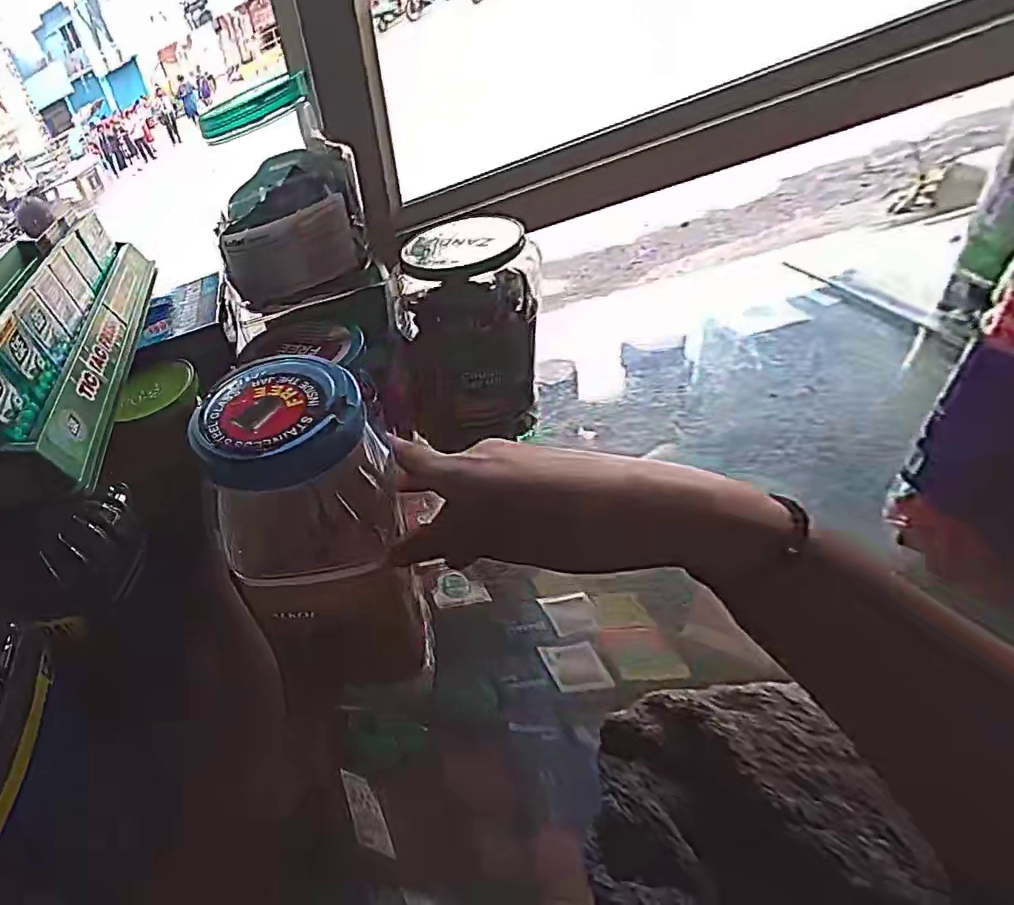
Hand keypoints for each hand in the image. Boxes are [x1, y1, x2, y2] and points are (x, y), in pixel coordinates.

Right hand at [388, 437, 794, 588]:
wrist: (657, 507)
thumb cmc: (572, 524)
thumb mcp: (504, 540)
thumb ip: (449, 542)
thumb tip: (396, 553)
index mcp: (467, 468)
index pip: (410, 459)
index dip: (383, 468)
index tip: (356, 483)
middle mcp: (483, 457)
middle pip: (436, 478)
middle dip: (415, 505)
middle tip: (395, 535)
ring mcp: (514, 462)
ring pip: (466, 489)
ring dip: (450, 518)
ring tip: (440, 555)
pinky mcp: (540, 472)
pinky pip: (494, 491)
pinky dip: (480, 516)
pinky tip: (485, 546)